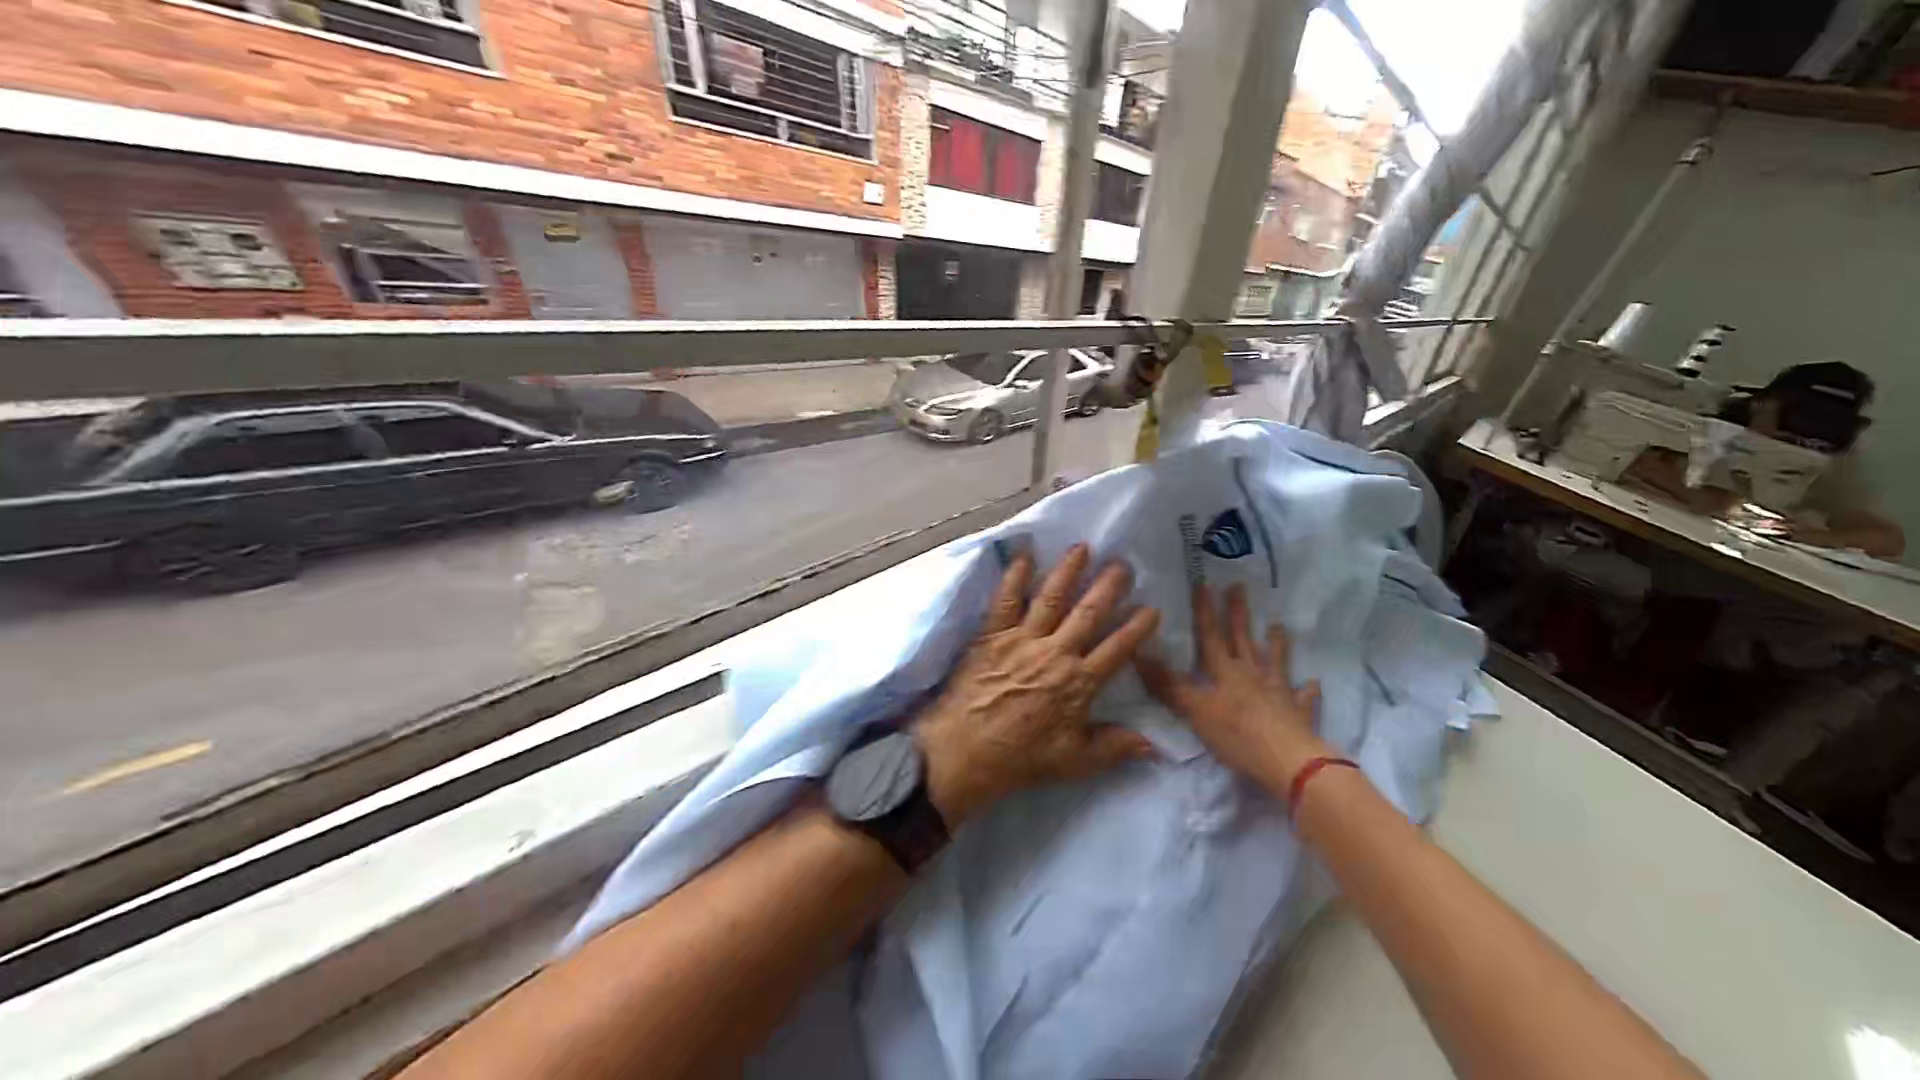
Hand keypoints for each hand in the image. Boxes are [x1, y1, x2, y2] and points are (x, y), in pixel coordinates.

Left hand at [915, 544, 1160, 825]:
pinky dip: (1014, 576)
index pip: (1117, 648)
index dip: (1137, 628)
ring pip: (1051, 598)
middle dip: (1108, 587)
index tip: (1152, 608)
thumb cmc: (1020, 758)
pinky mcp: (992, 635)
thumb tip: (1157, 745)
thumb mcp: (1074, 761)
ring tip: (1082, 548)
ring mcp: (1022, 640)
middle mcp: (1054, 653)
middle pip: (1088, 613)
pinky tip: (1024, 555)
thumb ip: (1115, 747)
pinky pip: (1005, 600)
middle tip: (1123, 564)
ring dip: (1068, 571)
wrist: (963, 752)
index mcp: (1079, 683)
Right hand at [1136, 582, 1329, 797]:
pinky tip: (1313, 683)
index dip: (1205, 611)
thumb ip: (1167, 684)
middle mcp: (1252, 675)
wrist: (1290, 763)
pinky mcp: (1298, 713)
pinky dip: (1307, 689)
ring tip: (1277, 625)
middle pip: (1242, 639)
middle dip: (1237, 613)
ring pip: (1275, 661)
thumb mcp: (1195, 711)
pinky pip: (1303, 697)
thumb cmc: (1238, 735)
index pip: (1211, 635)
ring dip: (1275, 643)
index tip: (1203, 584)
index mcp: (1225, 672)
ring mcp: (1279, 692)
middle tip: (1239, 586)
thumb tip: (1137, 652)